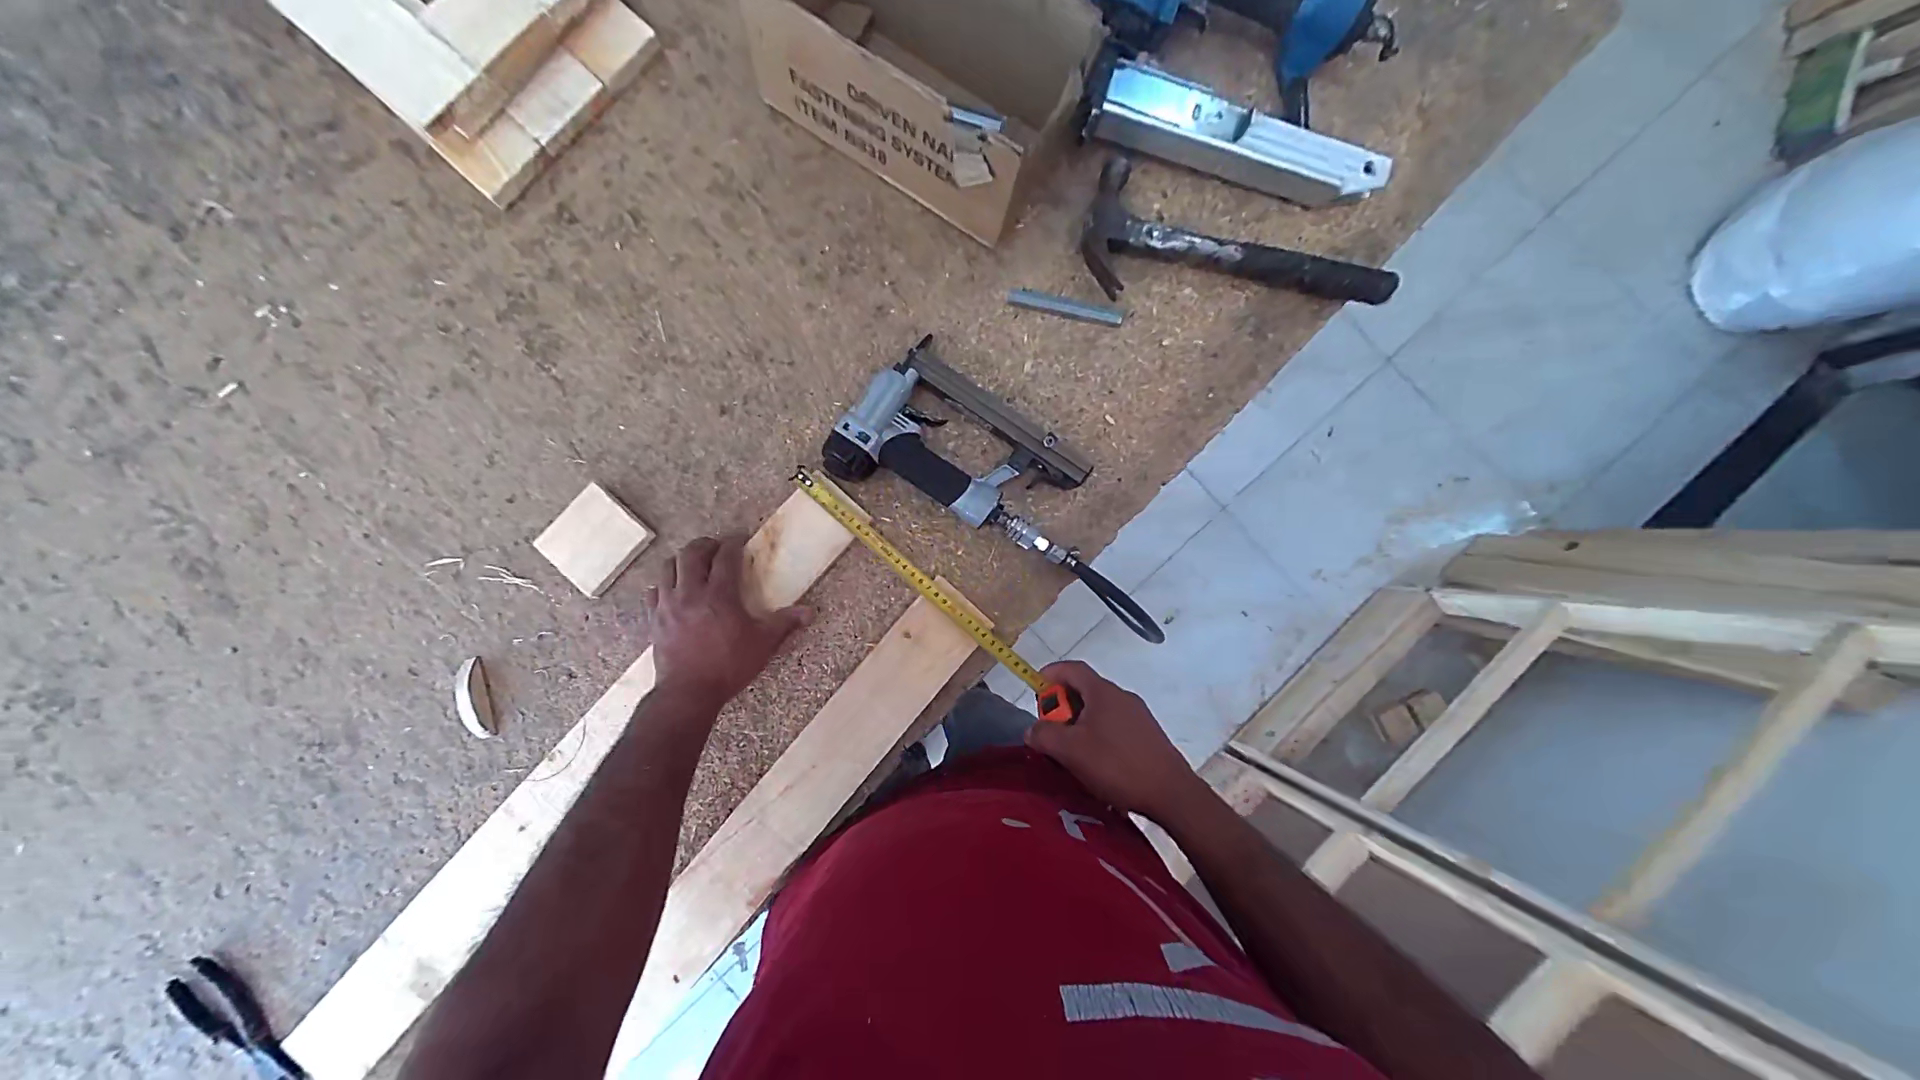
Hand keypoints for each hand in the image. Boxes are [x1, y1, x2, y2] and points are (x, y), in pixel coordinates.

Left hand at [646, 535, 811, 709]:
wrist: (689, 692)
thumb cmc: (729, 666)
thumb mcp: (763, 644)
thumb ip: (785, 624)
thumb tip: (809, 612)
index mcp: (720, 595)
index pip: (725, 557)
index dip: (733, 543)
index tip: (740, 539)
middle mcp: (690, 593)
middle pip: (691, 554)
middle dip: (705, 545)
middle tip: (717, 547)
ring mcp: (668, 605)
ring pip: (668, 567)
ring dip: (682, 560)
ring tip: (694, 563)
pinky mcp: (654, 619)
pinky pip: (653, 591)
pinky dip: (663, 584)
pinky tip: (673, 589)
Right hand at [1024, 660, 1206, 825]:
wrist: (1171, 794)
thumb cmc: (1117, 765)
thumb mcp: (1071, 751)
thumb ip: (1044, 735)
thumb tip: (1033, 730)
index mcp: (1103, 692)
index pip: (1072, 668)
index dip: (1050, 674)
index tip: (1035, 692)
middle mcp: (1122, 697)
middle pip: (1084, 690)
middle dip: (1062, 706)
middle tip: (1051, 731)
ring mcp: (1138, 716)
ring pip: (1099, 710)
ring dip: (1079, 724)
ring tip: (1070, 752)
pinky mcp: (1148, 736)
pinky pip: (1114, 726)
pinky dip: (1097, 736)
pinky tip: (1096, 764)